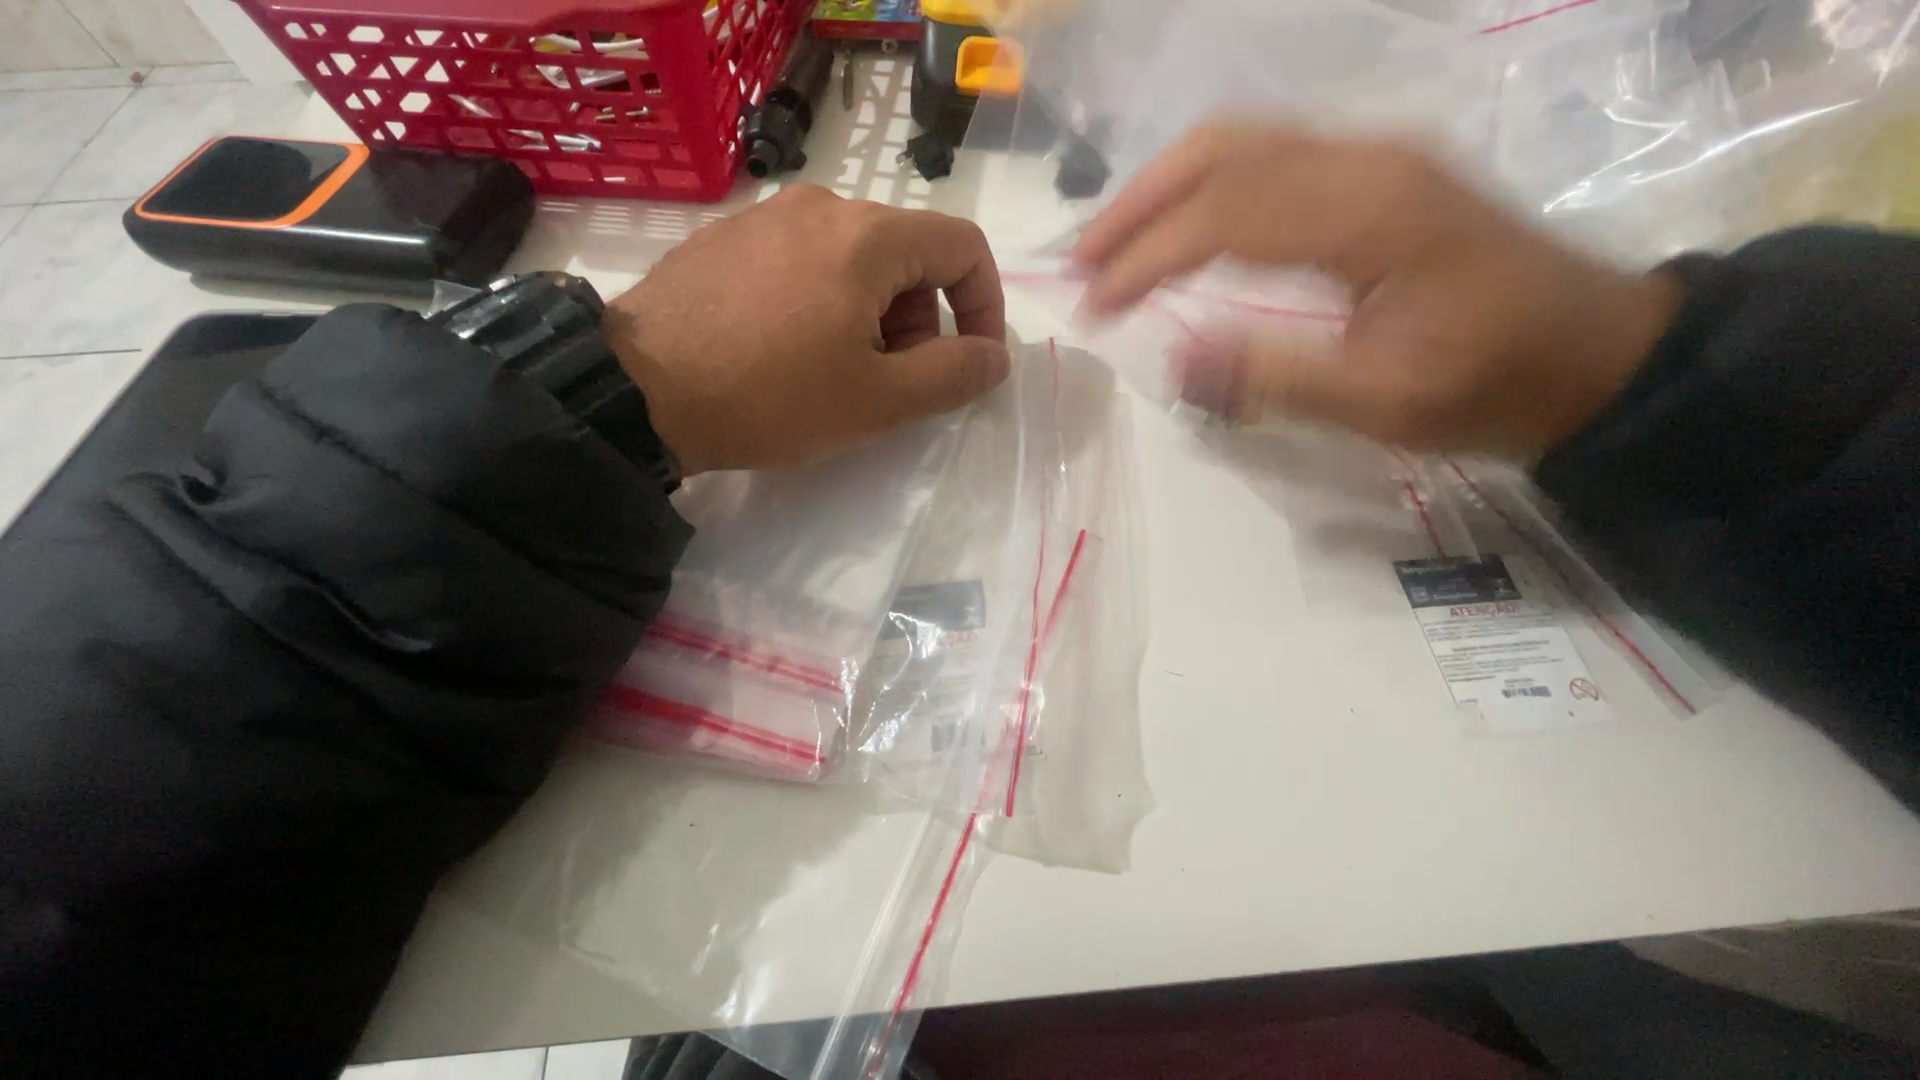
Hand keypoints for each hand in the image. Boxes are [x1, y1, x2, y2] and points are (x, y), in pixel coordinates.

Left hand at [606, 185, 1007, 474]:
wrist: (636, 391)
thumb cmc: (773, 396)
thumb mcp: (880, 400)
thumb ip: (954, 375)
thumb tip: (994, 356)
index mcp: (867, 235)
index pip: (963, 246)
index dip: (984, 306)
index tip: (971, 362)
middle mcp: (819, 205)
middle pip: (906, 255)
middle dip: (920, 321)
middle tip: (890, 383)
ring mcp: (764, 217)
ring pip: (852, 260)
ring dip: (871, 316)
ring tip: (834, 374)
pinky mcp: (724, 240)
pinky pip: (800, 263)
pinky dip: (820, 304)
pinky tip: (784, 354)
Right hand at [1073, 124, 1678, 456]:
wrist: (1600, 354)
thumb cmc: (1493, 385)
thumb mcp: (1382, 403)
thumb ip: (1273, 379)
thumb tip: (1174, 359)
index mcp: (1368, 213)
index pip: (1223, 213)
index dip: (1145, 256)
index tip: (1091, 306)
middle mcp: (1366, 160)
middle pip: (1222, 148)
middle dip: (1137, 204)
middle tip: (1081, 261)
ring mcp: (1375, 155)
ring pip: (1243, 139)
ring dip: (1165, 186)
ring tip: (1113, 244)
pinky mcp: (1378, 171)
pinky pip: (1270, 155)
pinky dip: (1205, 185)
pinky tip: (1181, 225)